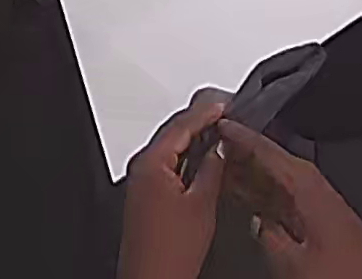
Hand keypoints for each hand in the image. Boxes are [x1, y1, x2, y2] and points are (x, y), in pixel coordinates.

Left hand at [119, 99, 227, 278]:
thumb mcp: (201, 206)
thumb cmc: (170, 254)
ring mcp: (140, 181)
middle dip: (197, 124)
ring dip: (191, 142)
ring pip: (169, 149)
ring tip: (214, 135)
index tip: (221, 106)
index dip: (204, 114)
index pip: (180, 125)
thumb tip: (220, 149)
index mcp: (152, 162)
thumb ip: (212, 170)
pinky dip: (183, 159)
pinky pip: (165, 165)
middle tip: (219, 116)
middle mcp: (141, 167)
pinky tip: (199, 163)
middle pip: (172, 134)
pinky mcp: (143, 195)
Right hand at [218, 120, 361, 278]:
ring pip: (272, 173)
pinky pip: (281, 189)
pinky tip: (248, 192)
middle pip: (267, 156)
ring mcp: (314, 194)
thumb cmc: (349, 272)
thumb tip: (256, 222)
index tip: (218, 123)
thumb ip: (269, 237)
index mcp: (303, 181)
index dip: (239, 135)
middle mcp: (308, 180)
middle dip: (240, 150)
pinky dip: (262, 187)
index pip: (263, 147)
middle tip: (214, 142)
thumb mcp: (298, 265)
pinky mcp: (318, 210)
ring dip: (249, 169)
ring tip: (223, 164)